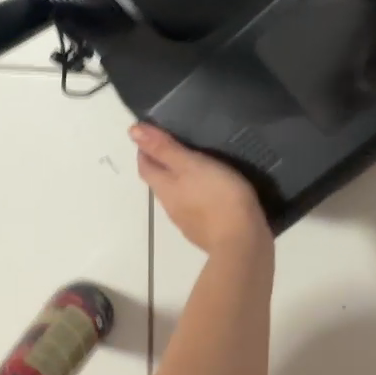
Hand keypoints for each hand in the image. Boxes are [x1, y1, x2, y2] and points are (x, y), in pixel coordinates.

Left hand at [131, 124, 269, 254]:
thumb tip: (132, 131)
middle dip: (162, 165)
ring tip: (199, 167)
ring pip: (177, 197)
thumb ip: (163, 148)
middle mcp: (170, 206)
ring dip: (181, 182)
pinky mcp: (205, 233)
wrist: (243, 243)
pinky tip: (214, 193)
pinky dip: (197, 197)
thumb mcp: (191, 164)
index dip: (144, 150)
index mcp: (164, 188)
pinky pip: (195, 210)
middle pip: (159, 182)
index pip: (144, 166)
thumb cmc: (217, 196)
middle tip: (177, 146)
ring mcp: (187, 222)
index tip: (153, 134)